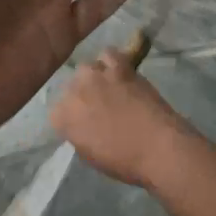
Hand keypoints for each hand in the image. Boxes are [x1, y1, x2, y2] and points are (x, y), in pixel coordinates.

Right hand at [51, 48, 194, 187]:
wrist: (158, 146)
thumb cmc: (124, 161)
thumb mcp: (90, 155)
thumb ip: (79, 134)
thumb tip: (82, 124)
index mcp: (63, 117)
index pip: (57, 112)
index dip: (70, 118)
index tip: (81, 124)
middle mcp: (74, 91)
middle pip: (71, 86)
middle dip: (80, 95)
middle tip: (96, 106)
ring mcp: (97, 75)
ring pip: (88, 68)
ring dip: (95, 77)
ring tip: (107, 88)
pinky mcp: (120, 66)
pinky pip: (109, 54)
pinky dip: (112, 62)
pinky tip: (119, 72)